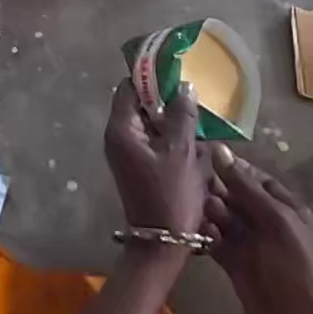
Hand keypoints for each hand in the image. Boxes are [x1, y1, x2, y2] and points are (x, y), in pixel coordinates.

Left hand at [105, 78, 209, 233]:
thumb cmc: (170, 195)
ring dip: (170, 117)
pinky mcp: (137, 164)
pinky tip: (191, 138)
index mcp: (121, 129)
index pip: (129, 87)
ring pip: (149, 121)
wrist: (162, 244)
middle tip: (190, 93)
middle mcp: (118, 137)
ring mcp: (126, 152)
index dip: (150, 76)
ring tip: (195, 115)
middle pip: (139, 103)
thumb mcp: (181, 151)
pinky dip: (169, 134)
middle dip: (164, 98)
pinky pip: (153, 139)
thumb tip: (184, 87)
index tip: (174, 69)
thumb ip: (182, 115)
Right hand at [203, 146, 312, 313]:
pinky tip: (194, 225)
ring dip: (212, 210)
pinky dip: (207, 233)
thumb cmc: (298, 269)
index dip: (236, 169)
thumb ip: (246, 187)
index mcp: (291, 211)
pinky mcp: (237, 267)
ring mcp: (255, 247)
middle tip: (191, 176)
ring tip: (193, 201)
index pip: (260, 181)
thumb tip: (220, 149)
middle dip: (220, 188)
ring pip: (228, 219)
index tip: (207, 154)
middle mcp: (272, 225)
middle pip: (241, 199)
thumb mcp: (278, 221)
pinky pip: (220, 242)